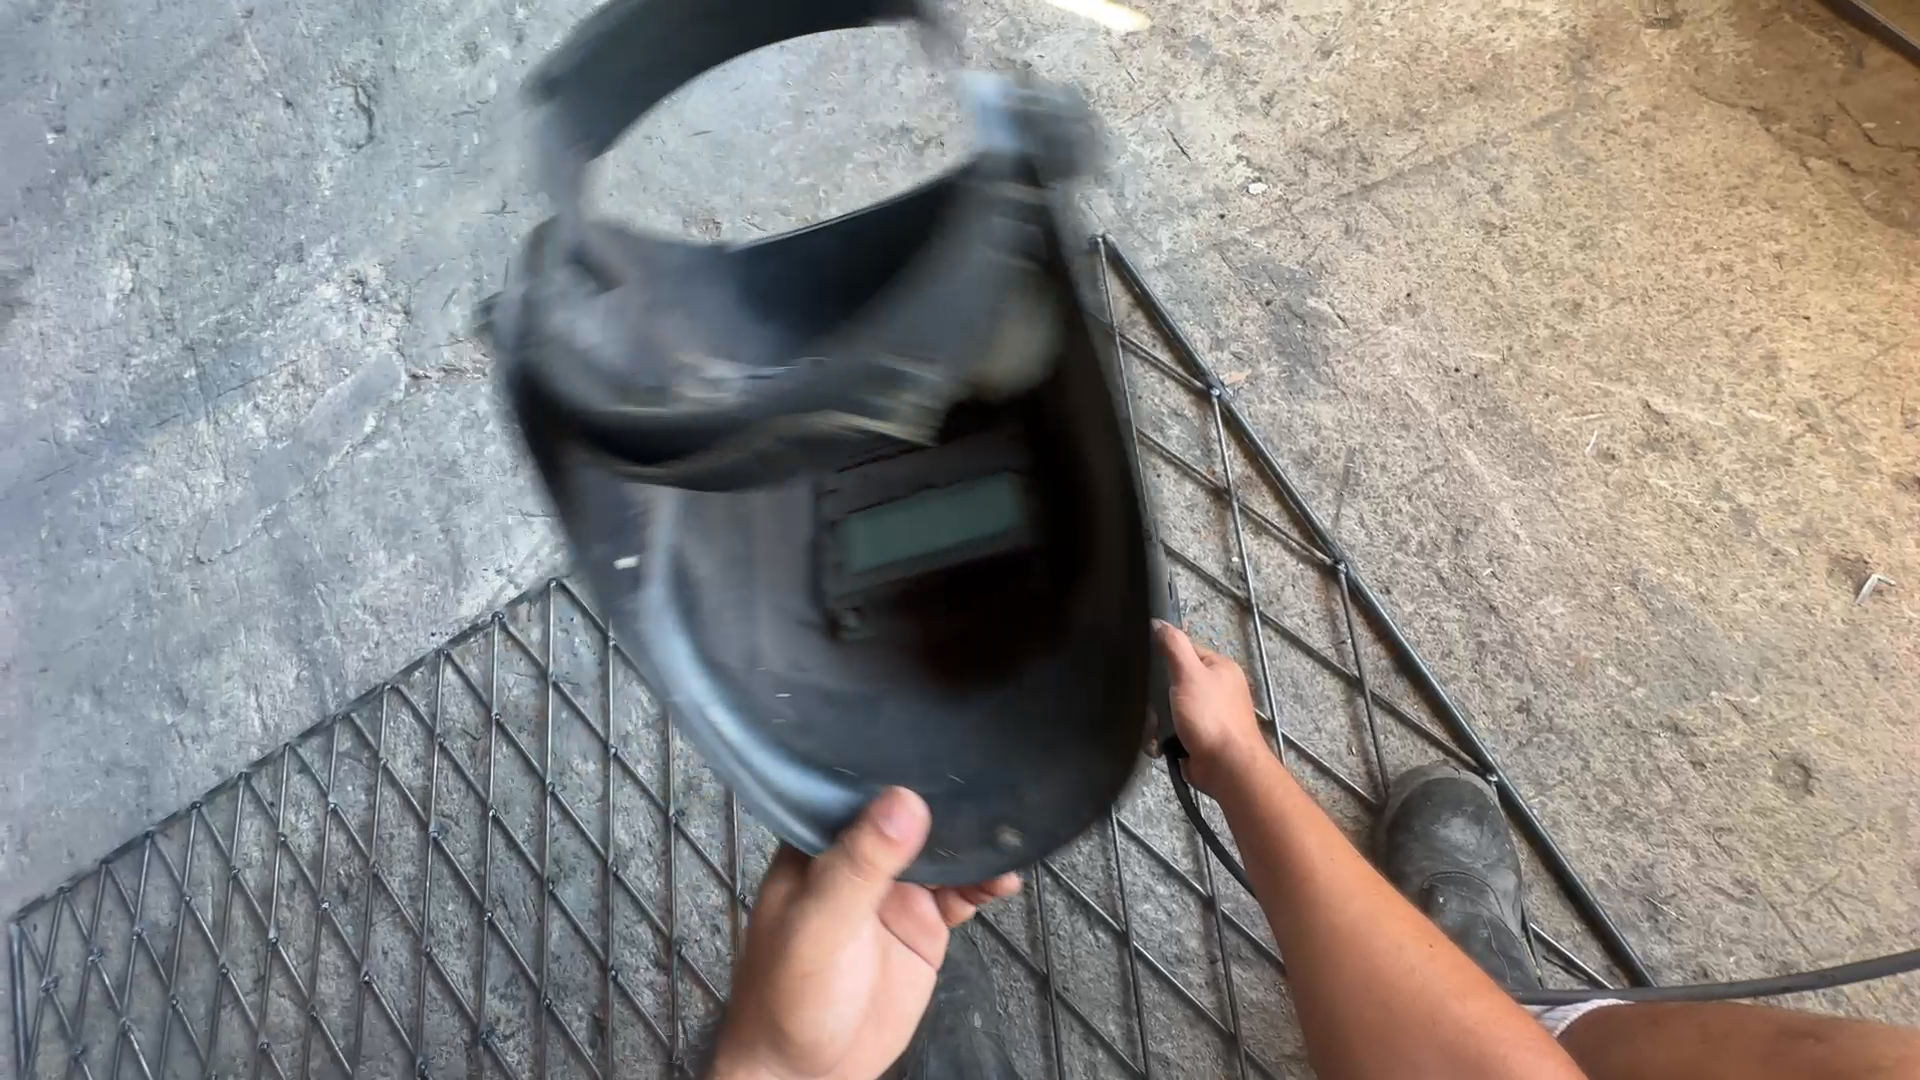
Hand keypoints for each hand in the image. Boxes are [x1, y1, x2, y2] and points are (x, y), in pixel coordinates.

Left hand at [710, 787, 1021, 1079]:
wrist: (809, 1075)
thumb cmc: (791, 992)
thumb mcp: (821, 923)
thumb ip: (861, 865)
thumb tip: (906, 801)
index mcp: (824, 839)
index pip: (863, 786)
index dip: (900, 762)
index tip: (945, 739)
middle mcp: (862, 853)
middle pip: (911, 813)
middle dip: (949, 797)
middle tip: (994, 774)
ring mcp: (896, 887)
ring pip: (943, 849)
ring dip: (975, 841)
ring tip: (1009, 830)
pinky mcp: (924, 920)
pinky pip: (962, 892)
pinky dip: (985, 882)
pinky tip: (1004, 878)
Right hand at [1155, 620, 1273, 796]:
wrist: (1227, 768)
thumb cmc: (1210, 716)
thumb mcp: (1189, 674)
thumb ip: (1174, 646)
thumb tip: (1157, 622)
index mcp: (1220, 668)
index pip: (1185, 650)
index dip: (1165, 657)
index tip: (1149, 670)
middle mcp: (1217, 689)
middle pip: (1173, 682)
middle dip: (1159, 697)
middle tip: (1156, 707)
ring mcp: (1209, 715)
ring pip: (1169, 708)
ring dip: (1159, 721)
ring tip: (1157, 730)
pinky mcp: (1200, 738)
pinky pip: (1173, 730)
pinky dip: (1164, 737)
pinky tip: (1161, 743)